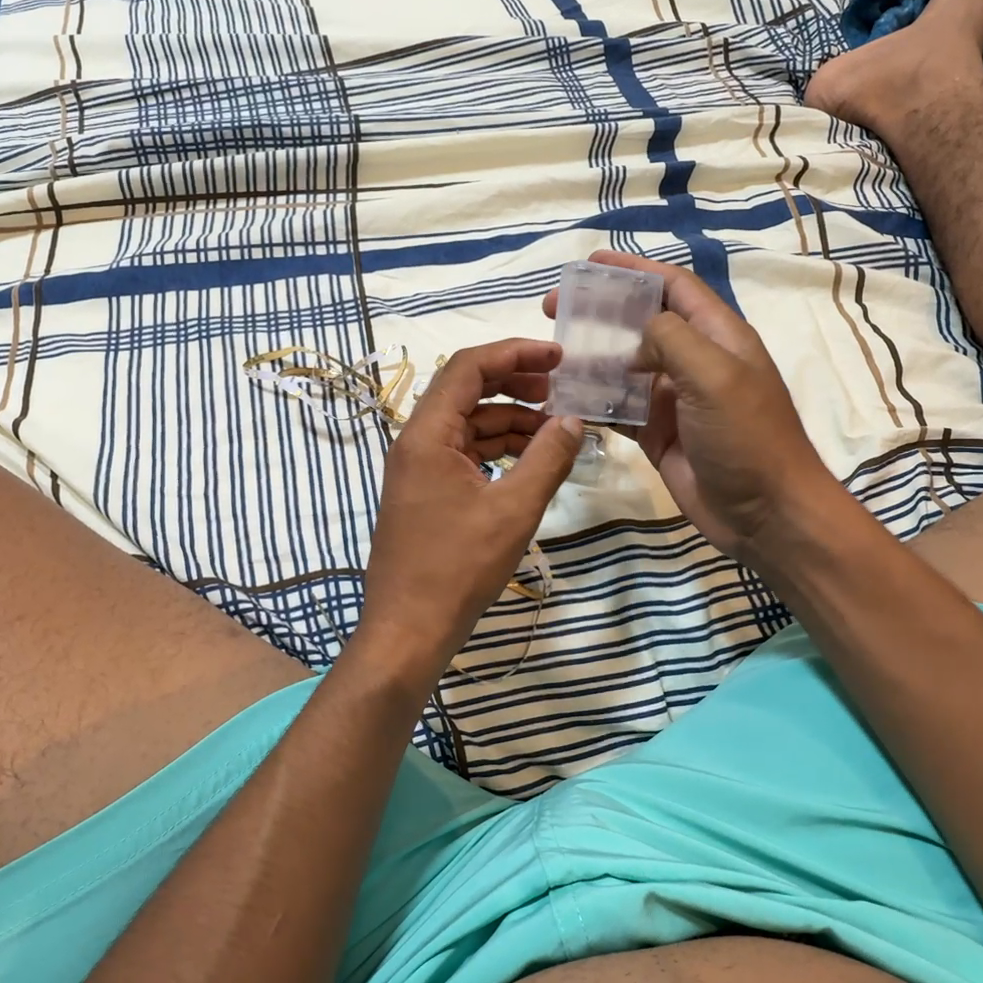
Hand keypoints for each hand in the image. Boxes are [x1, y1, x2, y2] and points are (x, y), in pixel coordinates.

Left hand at [356, 339, 584, 686]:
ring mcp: (417, 469)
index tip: (559, 356)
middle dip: (516, 385)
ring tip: (556, 430)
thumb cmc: (458, 568)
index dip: (515, 352)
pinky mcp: (425, 493)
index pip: (468, 367)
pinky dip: (497, 451)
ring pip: (468, 425)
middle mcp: (415, 442)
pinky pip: (464, 454)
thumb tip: (574, 420)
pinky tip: (531, 461)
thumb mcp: (514, 510)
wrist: (408, 630)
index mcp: (426, 434)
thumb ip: (547, 458)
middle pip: (466, 391)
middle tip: (562, 390)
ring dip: (510, 421)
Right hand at [544, 251, 833, 559]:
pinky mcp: (657, 433)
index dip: (633, 271)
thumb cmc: (746, 436)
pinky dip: (592, 400)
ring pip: (623, 366)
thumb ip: (671, 338)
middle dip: (601, 311)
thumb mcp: (714, 374)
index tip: (589, 263)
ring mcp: (673, 399)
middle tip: (554, 307)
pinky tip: (564, 396)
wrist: (765, 513)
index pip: (671, 288)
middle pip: (641, 323)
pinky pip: (617, 408)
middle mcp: (694, 362)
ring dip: (590, 356)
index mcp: (717, 337)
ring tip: (551, 352)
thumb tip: (634, 340)